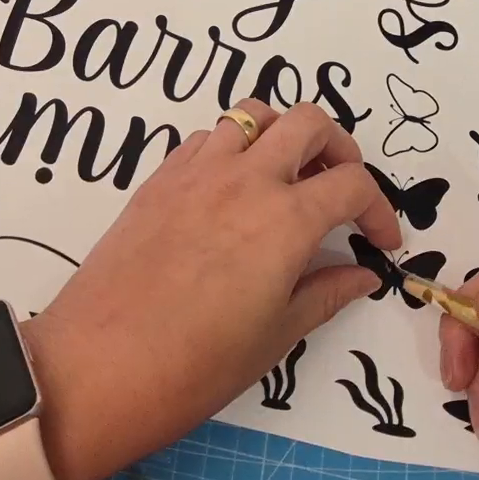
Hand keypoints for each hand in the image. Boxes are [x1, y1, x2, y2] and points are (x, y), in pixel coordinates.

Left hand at [25, 100, 400, 479]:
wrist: (98, 363)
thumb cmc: (195, 364)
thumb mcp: (275, 336)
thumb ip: (325, 293)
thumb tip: (363, 274)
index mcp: (285, 218)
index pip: (352, 183)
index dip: (379, 209)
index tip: (380, 241)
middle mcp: (244, 178)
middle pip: (307, 121)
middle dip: (338, 147)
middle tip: (340, 189)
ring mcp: (196, 171)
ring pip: (251, 114)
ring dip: (280, 136)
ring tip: (285, 179)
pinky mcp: (159, 177)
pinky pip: (206, 138)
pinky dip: (231, 148)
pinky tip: (230, 191)